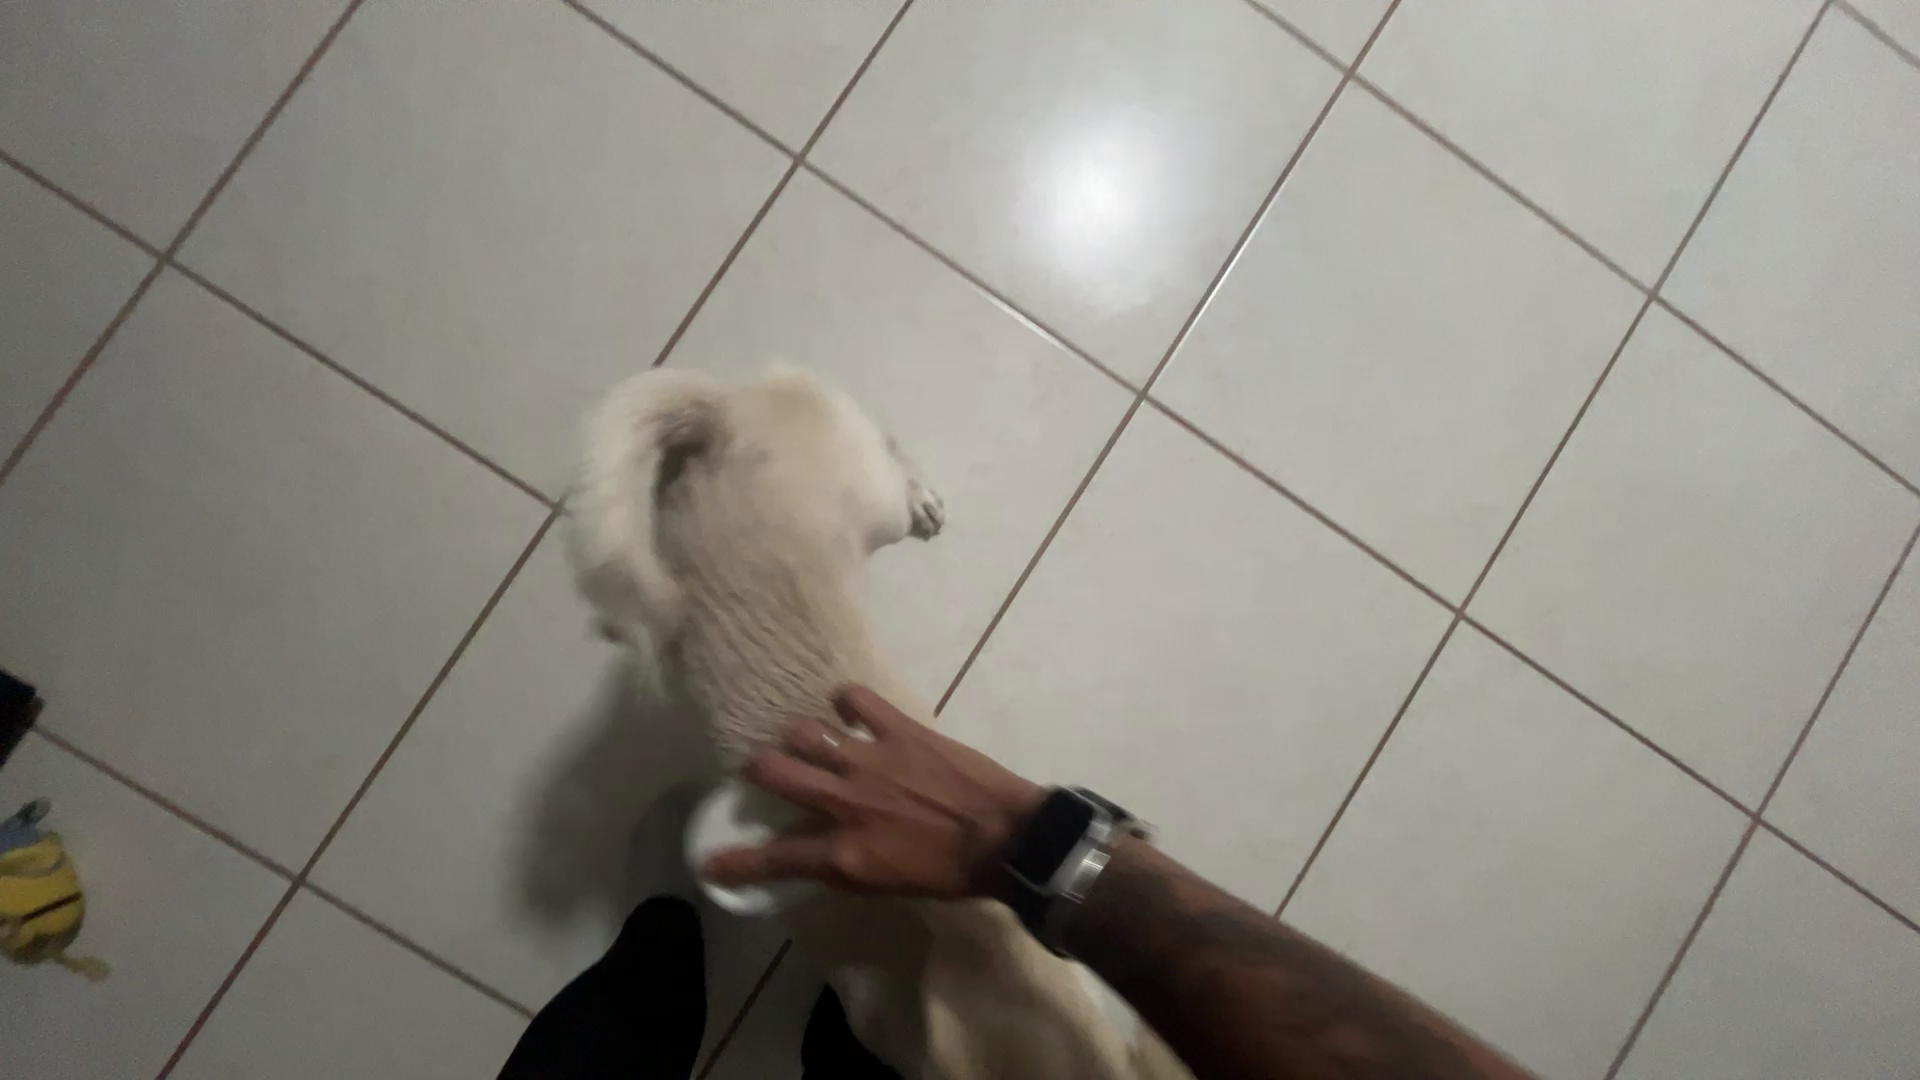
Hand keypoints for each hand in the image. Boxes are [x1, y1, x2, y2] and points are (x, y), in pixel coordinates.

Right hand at [701, 685, 1044, 900]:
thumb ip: (842, 865)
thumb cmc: (946, 871)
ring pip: (807, 732)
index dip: (736, 860)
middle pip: (775, 773)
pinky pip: (856, 699)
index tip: (710, 859)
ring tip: (810, 737)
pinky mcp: (898, 729)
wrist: (1003, 836)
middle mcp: (845, 801)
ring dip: (800, 735)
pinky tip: (849, 709)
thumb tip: (815, 849)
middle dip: (757, 769)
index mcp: (844, 850)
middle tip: (761, 767)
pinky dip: (847, 701)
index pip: (775, 857)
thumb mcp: (885, 884)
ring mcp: (870, 760)